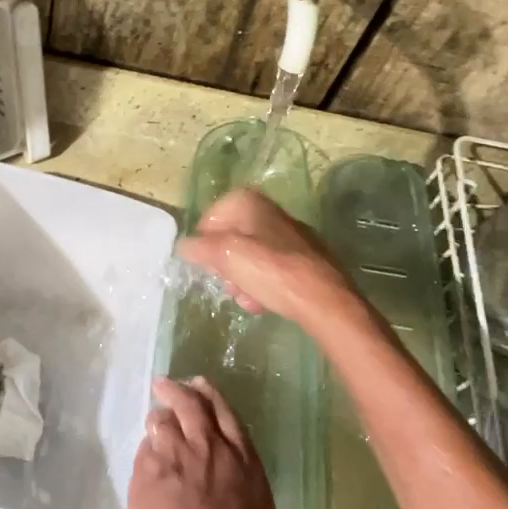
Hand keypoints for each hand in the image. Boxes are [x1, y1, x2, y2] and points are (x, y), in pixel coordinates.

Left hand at [116, 377, 281, 508]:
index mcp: (247, 467)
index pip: (232, 421)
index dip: (216, 401)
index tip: (203, 388)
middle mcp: (212, 451)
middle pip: (195, 406)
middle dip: (181, 391)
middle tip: (168, 384)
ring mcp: (176, 455)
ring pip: (165, 420)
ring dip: (160, 417)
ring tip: (154, 418)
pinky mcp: (146, 468)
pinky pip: (145, 446)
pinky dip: (146, 446)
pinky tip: (144, 452)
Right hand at [177, 189, 367, 329]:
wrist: (324, 300)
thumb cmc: (271, 272)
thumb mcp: (225, 257)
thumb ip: (199, 248)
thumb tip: (183, 245)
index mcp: (253, 204)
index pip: (215, 212)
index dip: (204, 237)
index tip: (203, 260)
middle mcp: (273, 214)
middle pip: (233, 237)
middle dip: (224, 264)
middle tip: (225, 283)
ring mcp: (291, 238)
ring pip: (251, 257)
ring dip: (242, 280)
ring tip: (245, 299)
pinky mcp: (304, 262)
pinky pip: (272, 271)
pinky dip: (263, 286)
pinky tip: (263, 304)